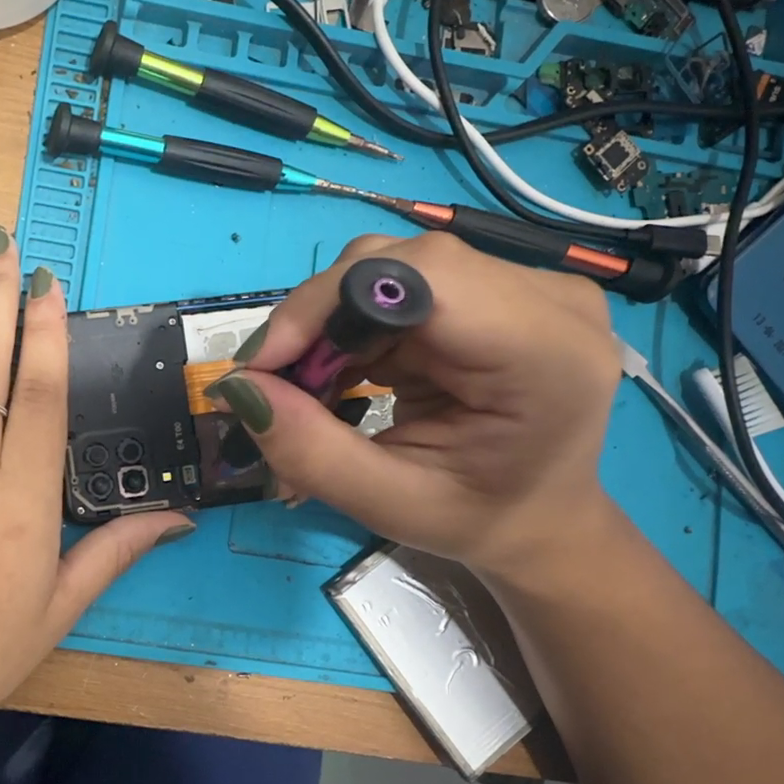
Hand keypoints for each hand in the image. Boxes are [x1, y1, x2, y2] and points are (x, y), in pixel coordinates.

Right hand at [204, 231, 620, 574]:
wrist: (538, 518)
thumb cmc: (475, 519)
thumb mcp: (384, 504)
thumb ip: (311, 449)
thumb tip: (238, 389)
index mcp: (543, 353)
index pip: (419, 277)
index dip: (325, 305)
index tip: (262, 368)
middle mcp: (544, 298)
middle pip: (395, 265)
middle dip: (315, 322)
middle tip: (276, 388)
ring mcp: (521, 285)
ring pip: (383, 270)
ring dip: (325, 327)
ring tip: (312, 389)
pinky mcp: (490, 287)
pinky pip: (391, 285)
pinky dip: (345, 328)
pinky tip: (342, 374)